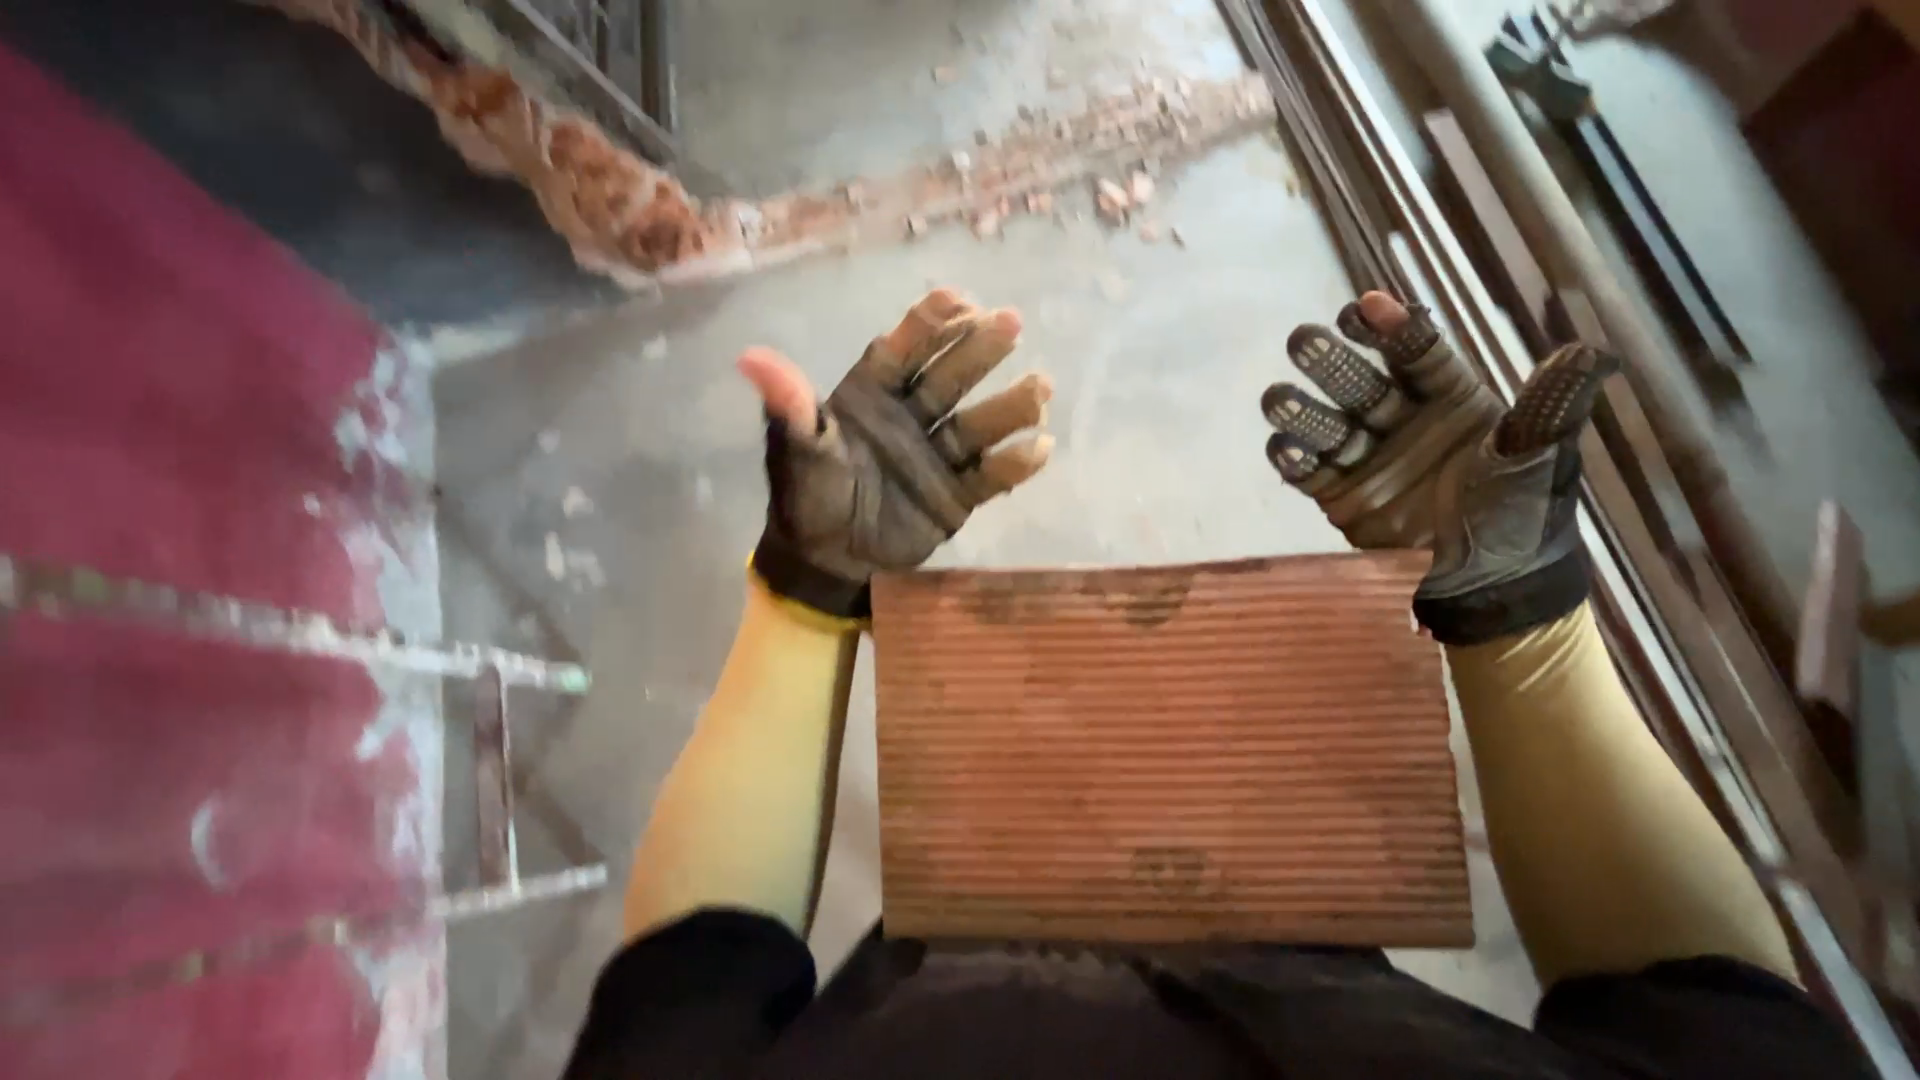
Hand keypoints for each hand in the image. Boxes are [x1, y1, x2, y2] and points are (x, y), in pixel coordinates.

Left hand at [741, 288, 1054, 618]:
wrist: (826, 559)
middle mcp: (911, 415)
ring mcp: (938, 455)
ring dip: (1010, 404)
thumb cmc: (809, 494)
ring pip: (978, 423)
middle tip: (1012, 322)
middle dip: (979, 349)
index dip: (930, 323)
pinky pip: (990, 475)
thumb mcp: (797, 448)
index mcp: (872, 395)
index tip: (959, 300)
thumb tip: (749, 357)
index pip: (904, 349)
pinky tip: (1042, 445)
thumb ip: (789, 404)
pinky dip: (1015, 462)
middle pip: (950, 377)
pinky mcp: (957, 494)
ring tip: (1041, 386)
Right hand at [1261, 292, 1616, 643]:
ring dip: (1302, 410)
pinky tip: (1282, 448)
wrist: (1489, 583)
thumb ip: (1549, 410)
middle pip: (1361, 384)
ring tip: (1276, 399)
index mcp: (1450, 401)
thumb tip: (1587, 354)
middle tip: (1303, 342)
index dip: (1392, 330)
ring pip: (1328, 424)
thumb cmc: (1521, 514)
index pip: (1416, 356)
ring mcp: (1367, 459)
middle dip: (1333, 363)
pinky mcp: (1340, 496)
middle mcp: (1401, 422)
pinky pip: (1309, 474)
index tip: (1364, 306)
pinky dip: (1293, 461)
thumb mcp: (1539, 459)